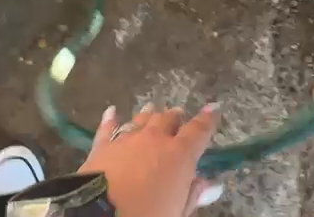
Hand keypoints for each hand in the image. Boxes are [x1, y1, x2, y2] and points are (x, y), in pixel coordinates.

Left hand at [80, 104, 223, 216]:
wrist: (100, 215)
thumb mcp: (176, 214)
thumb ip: (193, 196)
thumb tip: (213, 185)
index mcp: (179, 155)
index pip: (198, 131)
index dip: (208, 119)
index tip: (213, 108)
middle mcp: (155, 139)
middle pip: (169, 120)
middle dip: (176, 118)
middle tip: (179, 116)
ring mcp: (128, 139)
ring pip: (142, 119)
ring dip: (150, 115)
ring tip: (153, 110)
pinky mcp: (103, 146)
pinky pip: (108, 128)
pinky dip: (111, 119)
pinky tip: (112, 111)